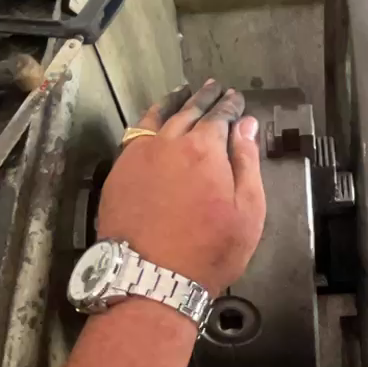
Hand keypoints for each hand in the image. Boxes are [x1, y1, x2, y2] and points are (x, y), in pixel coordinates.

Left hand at [97, 80, 265, 290]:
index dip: (230, 106)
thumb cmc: (209, 250)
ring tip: (182, 93)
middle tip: (214, 88)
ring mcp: (139, 156)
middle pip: (189, 111)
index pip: (220, 116)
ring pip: (158, 118)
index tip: (236, 99)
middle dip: (205, 98)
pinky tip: (152, 123)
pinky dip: (148, 122)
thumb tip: (246, 126)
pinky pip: (135, 135)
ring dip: (174, 103)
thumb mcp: (248, 210)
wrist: (152, 278)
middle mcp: (170, 143)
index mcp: (205, 149)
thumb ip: (247, 162)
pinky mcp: (119, 173)